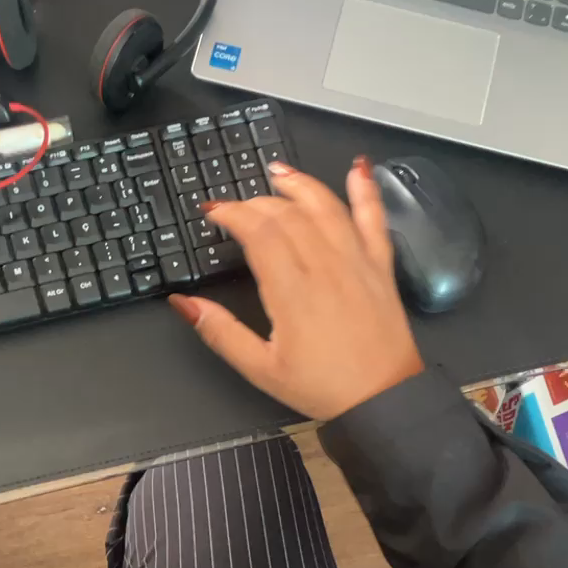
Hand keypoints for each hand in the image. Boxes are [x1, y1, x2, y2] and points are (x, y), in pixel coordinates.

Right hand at [168, 159, 424, 420]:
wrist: (383, 399)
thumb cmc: (320, 387)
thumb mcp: (259, 369)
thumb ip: (220, 333)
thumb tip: (184, 304)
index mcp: (292, 292)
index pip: (259, 233)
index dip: (233, 214)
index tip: (213, 211)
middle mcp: (325, 267)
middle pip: (288, 215)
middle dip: (257, 202)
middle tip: (236, 206)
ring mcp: (357, 262)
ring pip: (326, 207)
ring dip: (300, 184)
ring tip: (278, 172)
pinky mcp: (380, 267)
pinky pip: (374, 219)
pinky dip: (365, 191)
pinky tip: (357, 168)